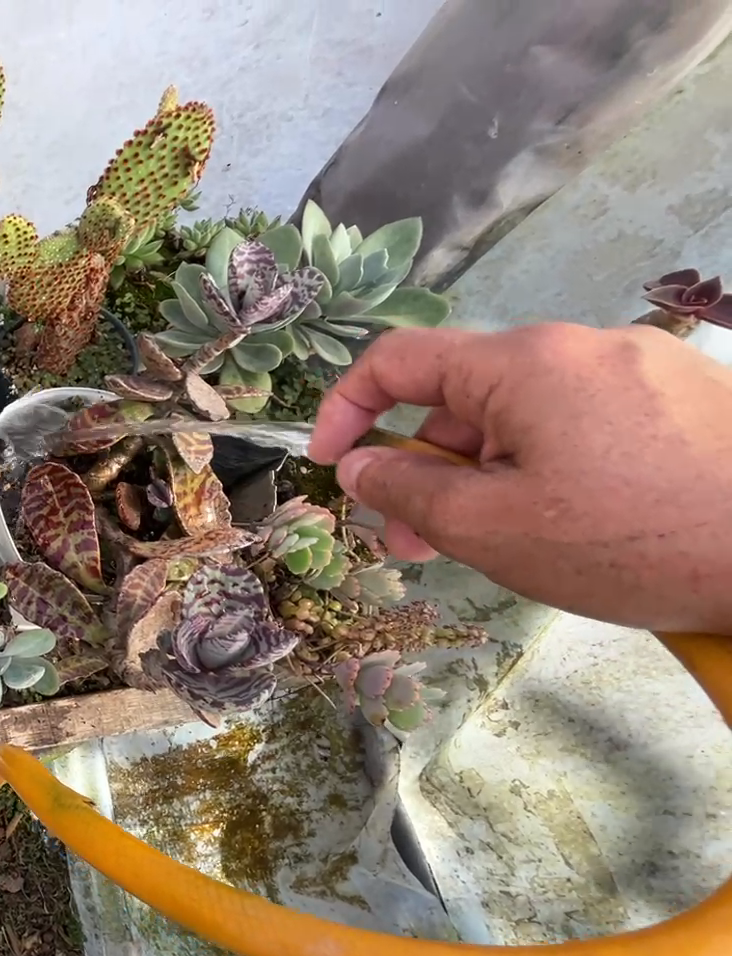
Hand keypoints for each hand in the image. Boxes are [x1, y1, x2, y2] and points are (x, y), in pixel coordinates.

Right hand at [308, 323, 731, 633]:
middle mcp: (582, 349)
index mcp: (524, 363)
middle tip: (406, 536)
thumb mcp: (483, 524)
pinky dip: (534, 470)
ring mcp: (643, 372)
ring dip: (475, 477)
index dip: (343, 409)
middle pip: (458, 400)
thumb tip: (358, 465)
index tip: (331, 464)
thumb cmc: (630, 540)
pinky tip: (550, 524)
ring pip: (515, 420)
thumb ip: (400, 488)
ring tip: (476, 544)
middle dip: (418, 467)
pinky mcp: (687, 403)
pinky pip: (573, 427)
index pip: (394, 361)